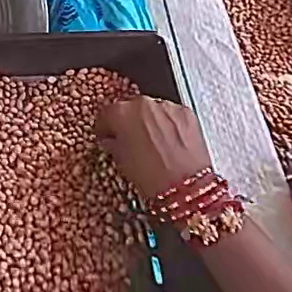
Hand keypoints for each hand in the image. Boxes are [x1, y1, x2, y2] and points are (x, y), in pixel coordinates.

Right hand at [95, 96, 212, 199]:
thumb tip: (113, 141)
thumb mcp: (121, 162)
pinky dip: (169, 125)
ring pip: (152, 111)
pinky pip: (171, 115)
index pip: (105, 114)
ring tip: (153, 145)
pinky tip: (169, 144)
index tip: (106, 135)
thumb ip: (113, 144)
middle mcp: (143, 105)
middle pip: (129, 109)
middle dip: (128, 123)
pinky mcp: (185, 113)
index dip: (105, 127)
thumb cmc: (153, 176)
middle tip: (130, 142)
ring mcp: (166, 106)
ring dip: (150, 123)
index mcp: (121, 113)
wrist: (186, 186)